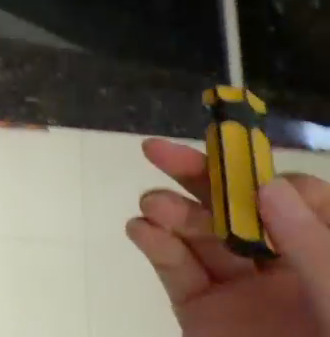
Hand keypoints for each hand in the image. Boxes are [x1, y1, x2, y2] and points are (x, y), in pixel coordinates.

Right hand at [127, 138, 329, 335]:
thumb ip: (317, 250)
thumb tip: (267, 183)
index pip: (300, 203)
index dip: (268, 178)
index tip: (239, 161)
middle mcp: (289, 272)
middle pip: (236, 207)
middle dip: (197, 175)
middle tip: (160, 152)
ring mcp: (240, 290)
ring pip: (194, 228)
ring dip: (168, 207)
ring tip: (158, 210)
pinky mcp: (198, 307)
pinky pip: (168, 263)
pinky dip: (149, 238)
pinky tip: (145, 233)